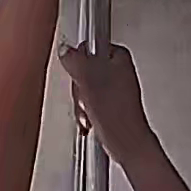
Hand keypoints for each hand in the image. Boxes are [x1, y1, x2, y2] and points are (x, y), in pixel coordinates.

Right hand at [59, 43, 159, 165]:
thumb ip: (74, 59)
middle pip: (84, 70)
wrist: (125, 142)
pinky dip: (86, 112)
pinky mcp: (111, 105)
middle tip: (86, 96)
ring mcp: (115, 88)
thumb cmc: (116, 111)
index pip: (87, 48)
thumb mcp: (88, 77)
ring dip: (82, 103)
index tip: (79, 76)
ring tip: (89, 110)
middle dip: (80, 88)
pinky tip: (91, 119)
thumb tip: (65, 49)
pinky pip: (89, 102)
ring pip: (84, 88)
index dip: (78, 64)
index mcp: (118, 55)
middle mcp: (119, 69)